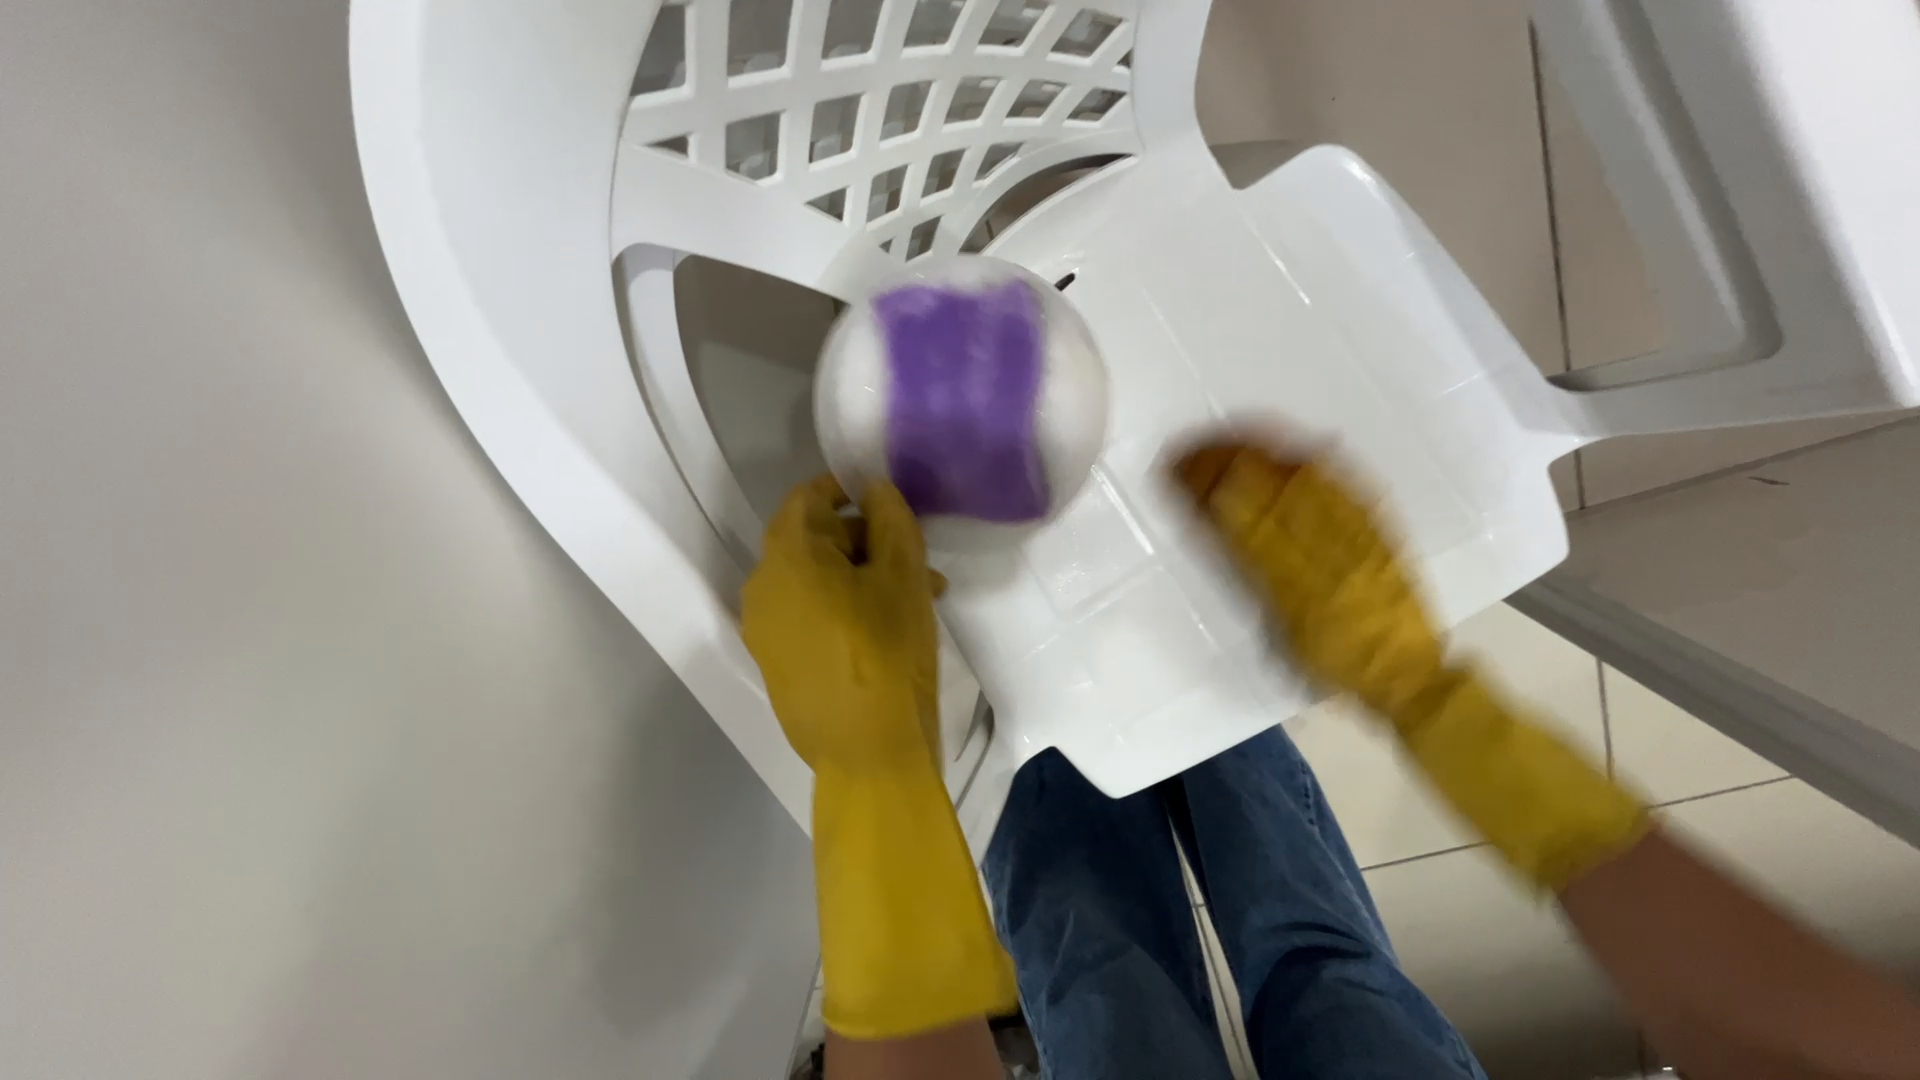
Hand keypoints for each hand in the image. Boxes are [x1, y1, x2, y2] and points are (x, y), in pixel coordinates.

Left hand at [742, 474, 942, 776]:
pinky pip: (808, 617)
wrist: (870, 754)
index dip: (845, 489)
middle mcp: (762, 590)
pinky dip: (842, 609)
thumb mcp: (902, 577)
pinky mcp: (777, 664)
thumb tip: (874, 490)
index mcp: (786, 560)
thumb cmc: (889, 653)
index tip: (885, 499)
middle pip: (811, 542)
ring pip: (815, 583)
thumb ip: (890, 519)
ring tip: (915, 598)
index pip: (807, 499)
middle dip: (865, 542)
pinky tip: (886, 630)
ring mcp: (765, 632)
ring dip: (860, 578)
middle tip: (917, 560)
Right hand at [1173, 437, 1646, 892]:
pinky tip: (1306, 444)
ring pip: (1306, 483)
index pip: (1239, 523)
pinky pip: (1352, 489)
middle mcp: (1321, 552)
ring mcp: (1357, 538)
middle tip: (1198, 442)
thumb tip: (1223, 531)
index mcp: (1289, 582)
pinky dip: (1323, 463)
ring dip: (1267, 452)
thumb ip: (1253, 584)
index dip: (1208, 493)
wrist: (1408, 675)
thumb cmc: (1334, 665)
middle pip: (1268, 492)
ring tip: (1239, 431)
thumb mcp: (1280, 633)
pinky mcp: (1383, 532)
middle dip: (1229, 461)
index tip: (1180, 472)